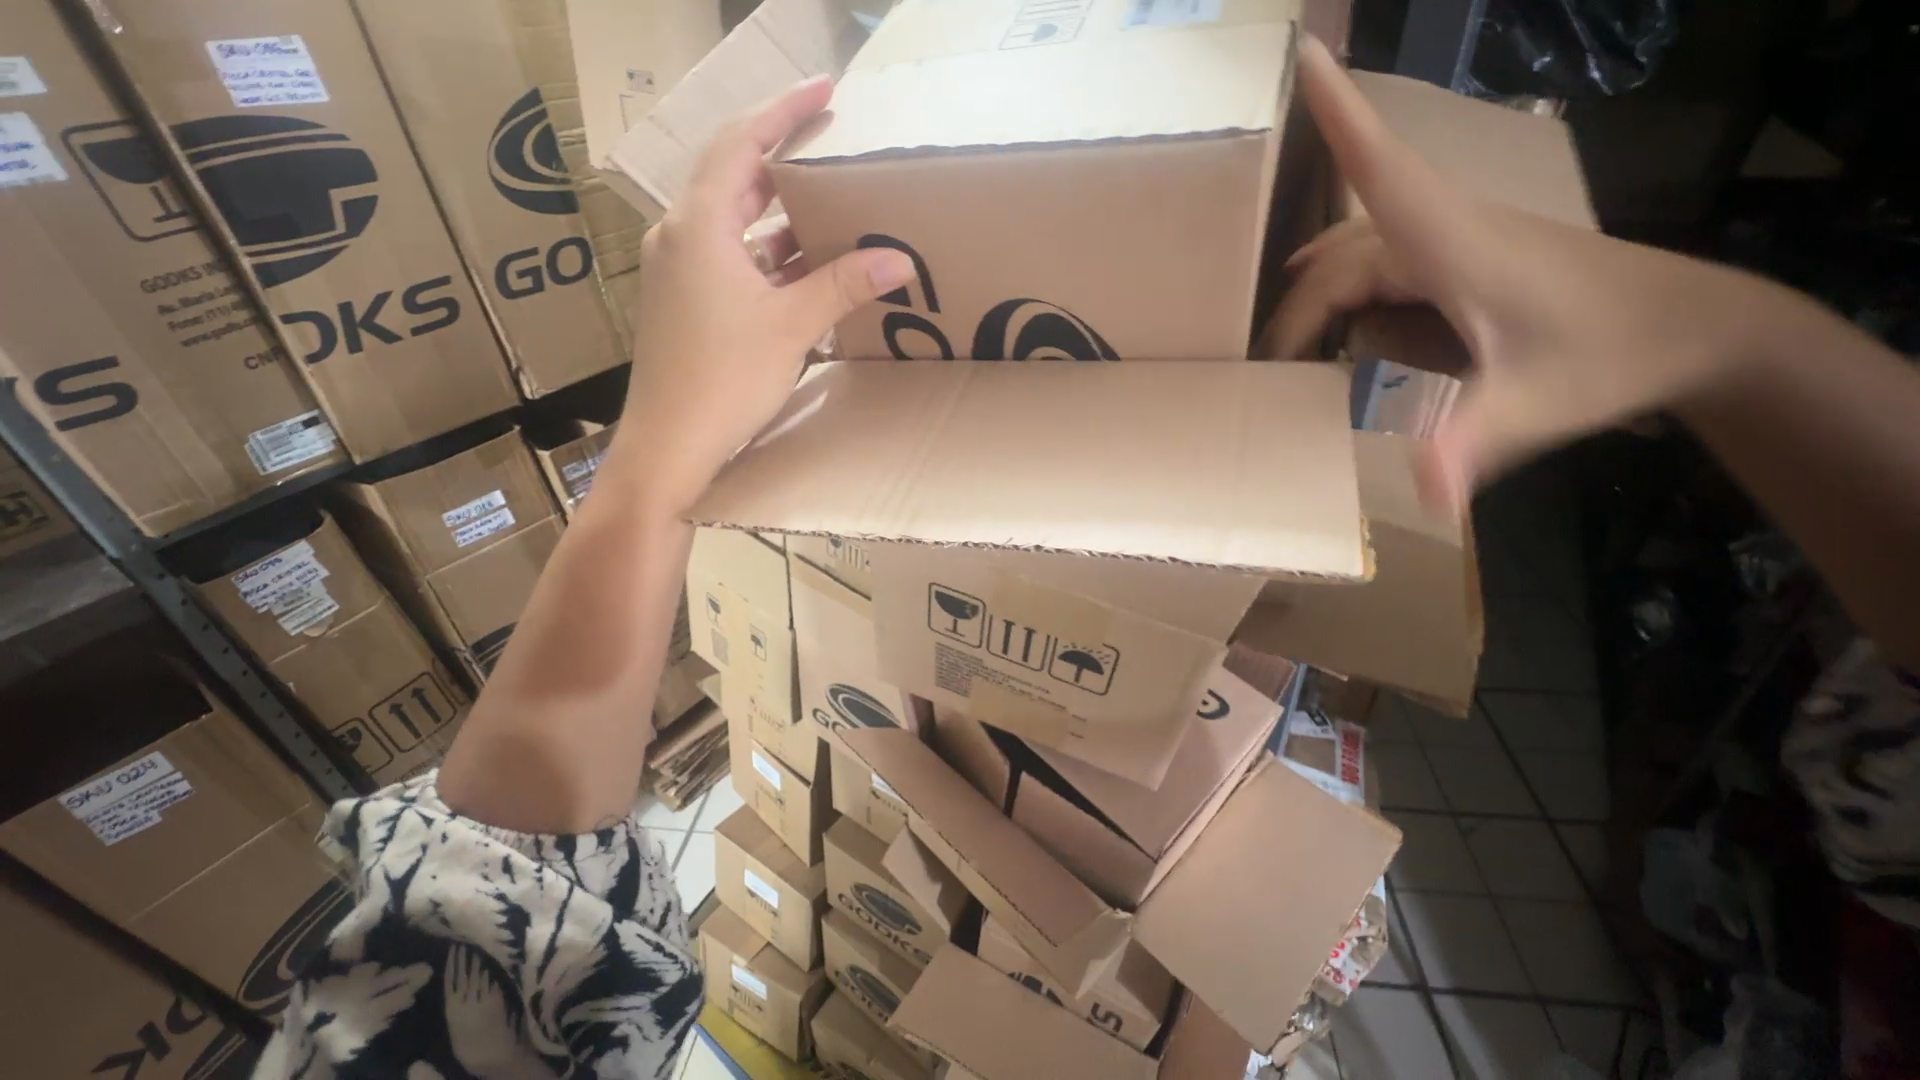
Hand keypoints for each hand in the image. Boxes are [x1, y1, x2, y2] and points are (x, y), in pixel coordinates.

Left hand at [617, 77, 913, 511]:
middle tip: (834, 146)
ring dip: (781, 216)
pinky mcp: (687, 304)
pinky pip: (732, 260)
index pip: (742, 144)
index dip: (783, 112)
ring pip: (736, 225)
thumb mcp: (790, 326)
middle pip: (736, 179)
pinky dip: (769, 257)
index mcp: (699, 226)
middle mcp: (681, 238)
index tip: (824, 90)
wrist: (668, 448)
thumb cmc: (722, 381)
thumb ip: (843, 284)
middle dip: (786, 162)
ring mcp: (680, 273)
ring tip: (833, 207)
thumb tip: (899, 258)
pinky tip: (807, 268)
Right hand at [1265, 37, 1789, 507]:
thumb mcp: (1537, 404)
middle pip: (1339, 258)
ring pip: (1354, 262)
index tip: (1304, 54)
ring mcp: (1450, 248)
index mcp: (1451, 245)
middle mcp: (1442, 235)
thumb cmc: (1613, 354)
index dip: (1338, 114)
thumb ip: (1476, 441)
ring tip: (1277, 347)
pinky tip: (1331, 329)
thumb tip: (1428, 496)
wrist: (1689, 331)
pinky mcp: (1458, 267)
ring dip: (1313, 299)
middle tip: (1260, 371)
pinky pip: (1378, 274)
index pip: (1379, 166)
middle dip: (1295, 310)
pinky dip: (1342, 298)